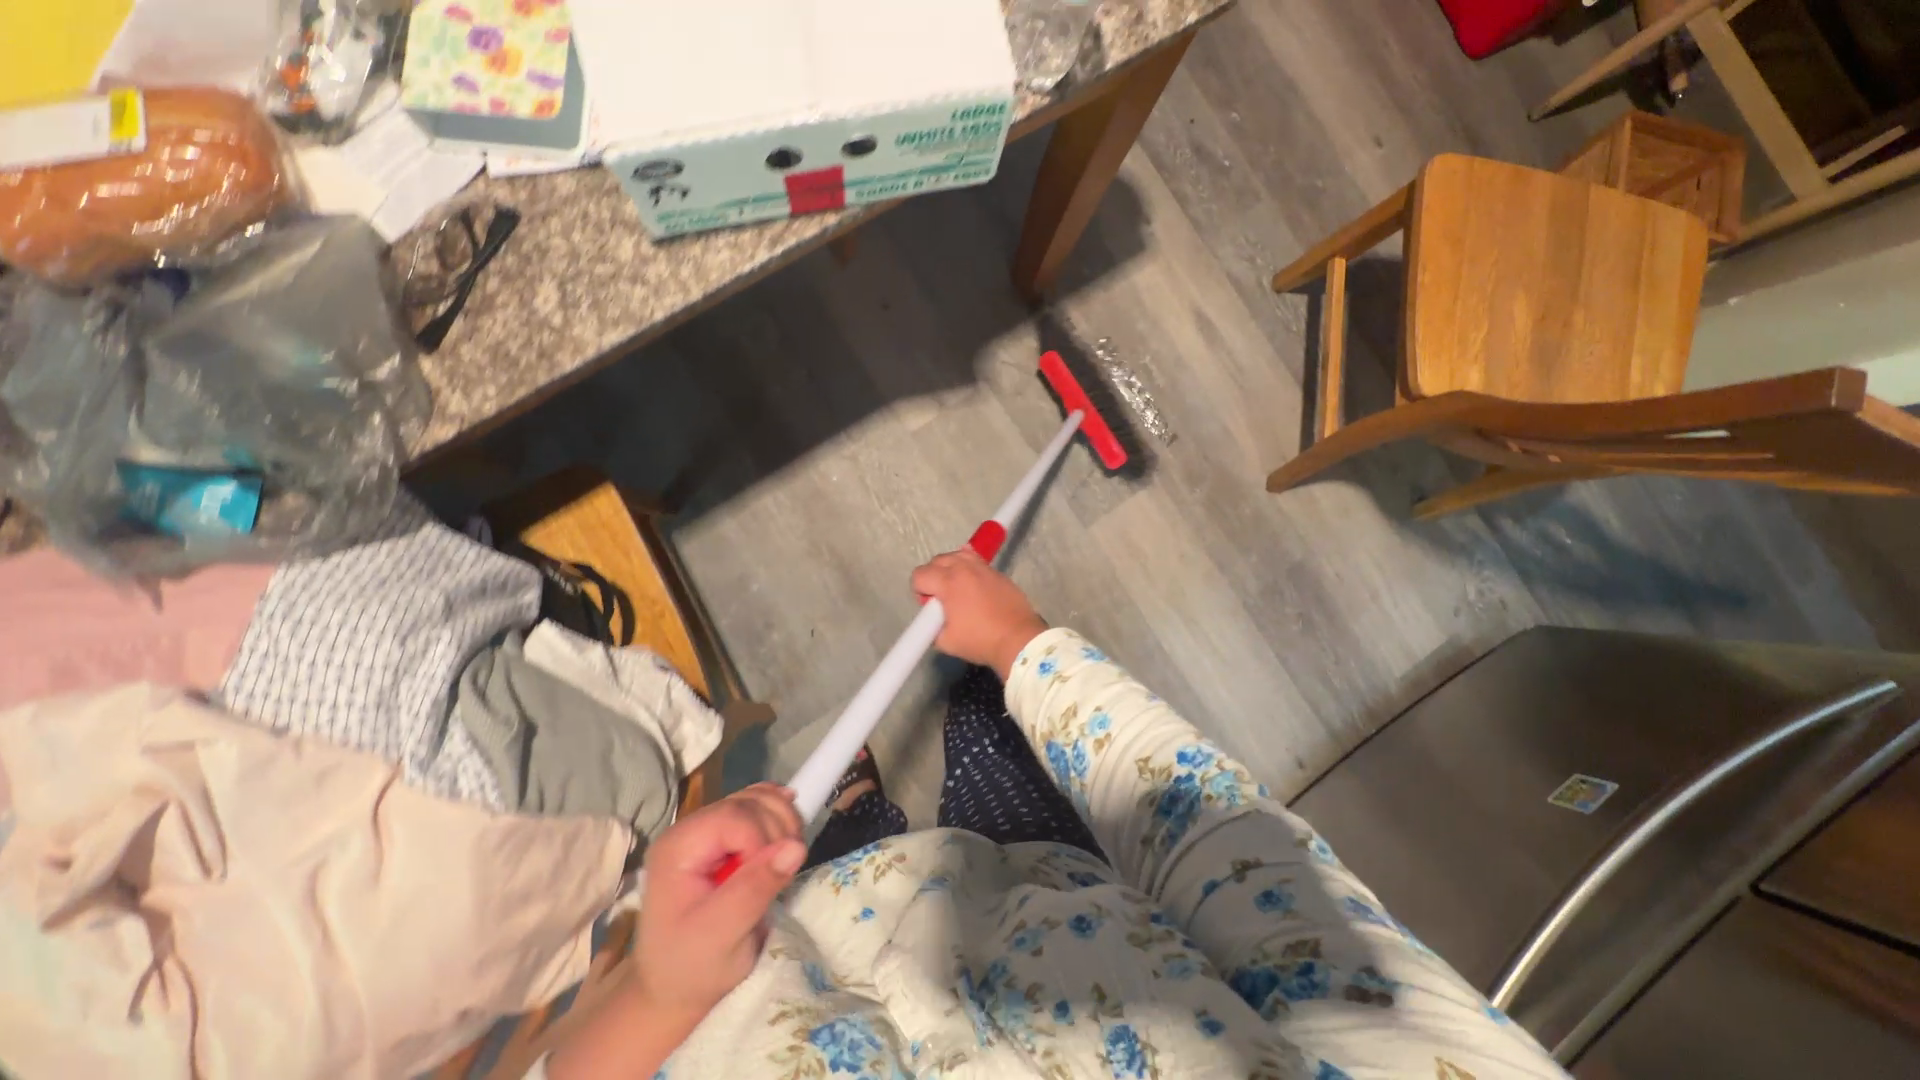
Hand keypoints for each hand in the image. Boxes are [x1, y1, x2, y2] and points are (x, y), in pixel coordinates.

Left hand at [633, 783, 806, 1020]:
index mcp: (678, 848)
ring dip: (784, 824)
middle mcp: (689, 830)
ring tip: (784, 863)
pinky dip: (779, 819)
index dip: (764, 839)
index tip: (774, 878)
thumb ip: (755, 888)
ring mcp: (706, 832)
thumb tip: (795, 847)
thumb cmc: (691, 966)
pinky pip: (759, 809)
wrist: (675, 987)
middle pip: (749, 803)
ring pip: (758, 801)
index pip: (734, 816)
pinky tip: (786, 840)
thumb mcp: (723, 935)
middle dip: (779, 830)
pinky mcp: (724, 838)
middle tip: (785, 873)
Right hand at [912, 549, 1047, 678]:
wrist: (1018, 639)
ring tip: (956, 588)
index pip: (920, 574)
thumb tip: (932, 620)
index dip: (919, 591)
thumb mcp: (945, 641)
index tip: (930, 608)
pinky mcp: (997, 572)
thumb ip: (931, 627)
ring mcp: (983, 567)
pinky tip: (972, 583)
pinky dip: (968, 567)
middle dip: (932, 577)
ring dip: (950, 568)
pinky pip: (976, 560)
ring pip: (957, 555)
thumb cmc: (980, 641)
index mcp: (948, 583)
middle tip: (941, 600)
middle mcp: (964, 568)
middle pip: (937, 560)